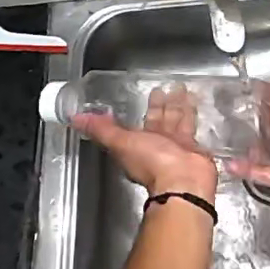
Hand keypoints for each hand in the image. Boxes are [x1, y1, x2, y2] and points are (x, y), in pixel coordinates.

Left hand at [73, 85, 218, 199]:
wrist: (183, 181)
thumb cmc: (151, 163)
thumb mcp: (121, 143)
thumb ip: (101, 130)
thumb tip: (75, 118)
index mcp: (138, 145)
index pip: (135, 125)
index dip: (135, 113)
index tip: (135, 99)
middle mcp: (157, 145)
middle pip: (158, 119)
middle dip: (160, 105)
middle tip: (161, 87)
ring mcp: (176, 146)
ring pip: (175, 119)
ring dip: (176, 104)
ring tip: (180, 87)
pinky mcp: (193, 146)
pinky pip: (190, 124)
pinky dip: (191, 111)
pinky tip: (194, 98)